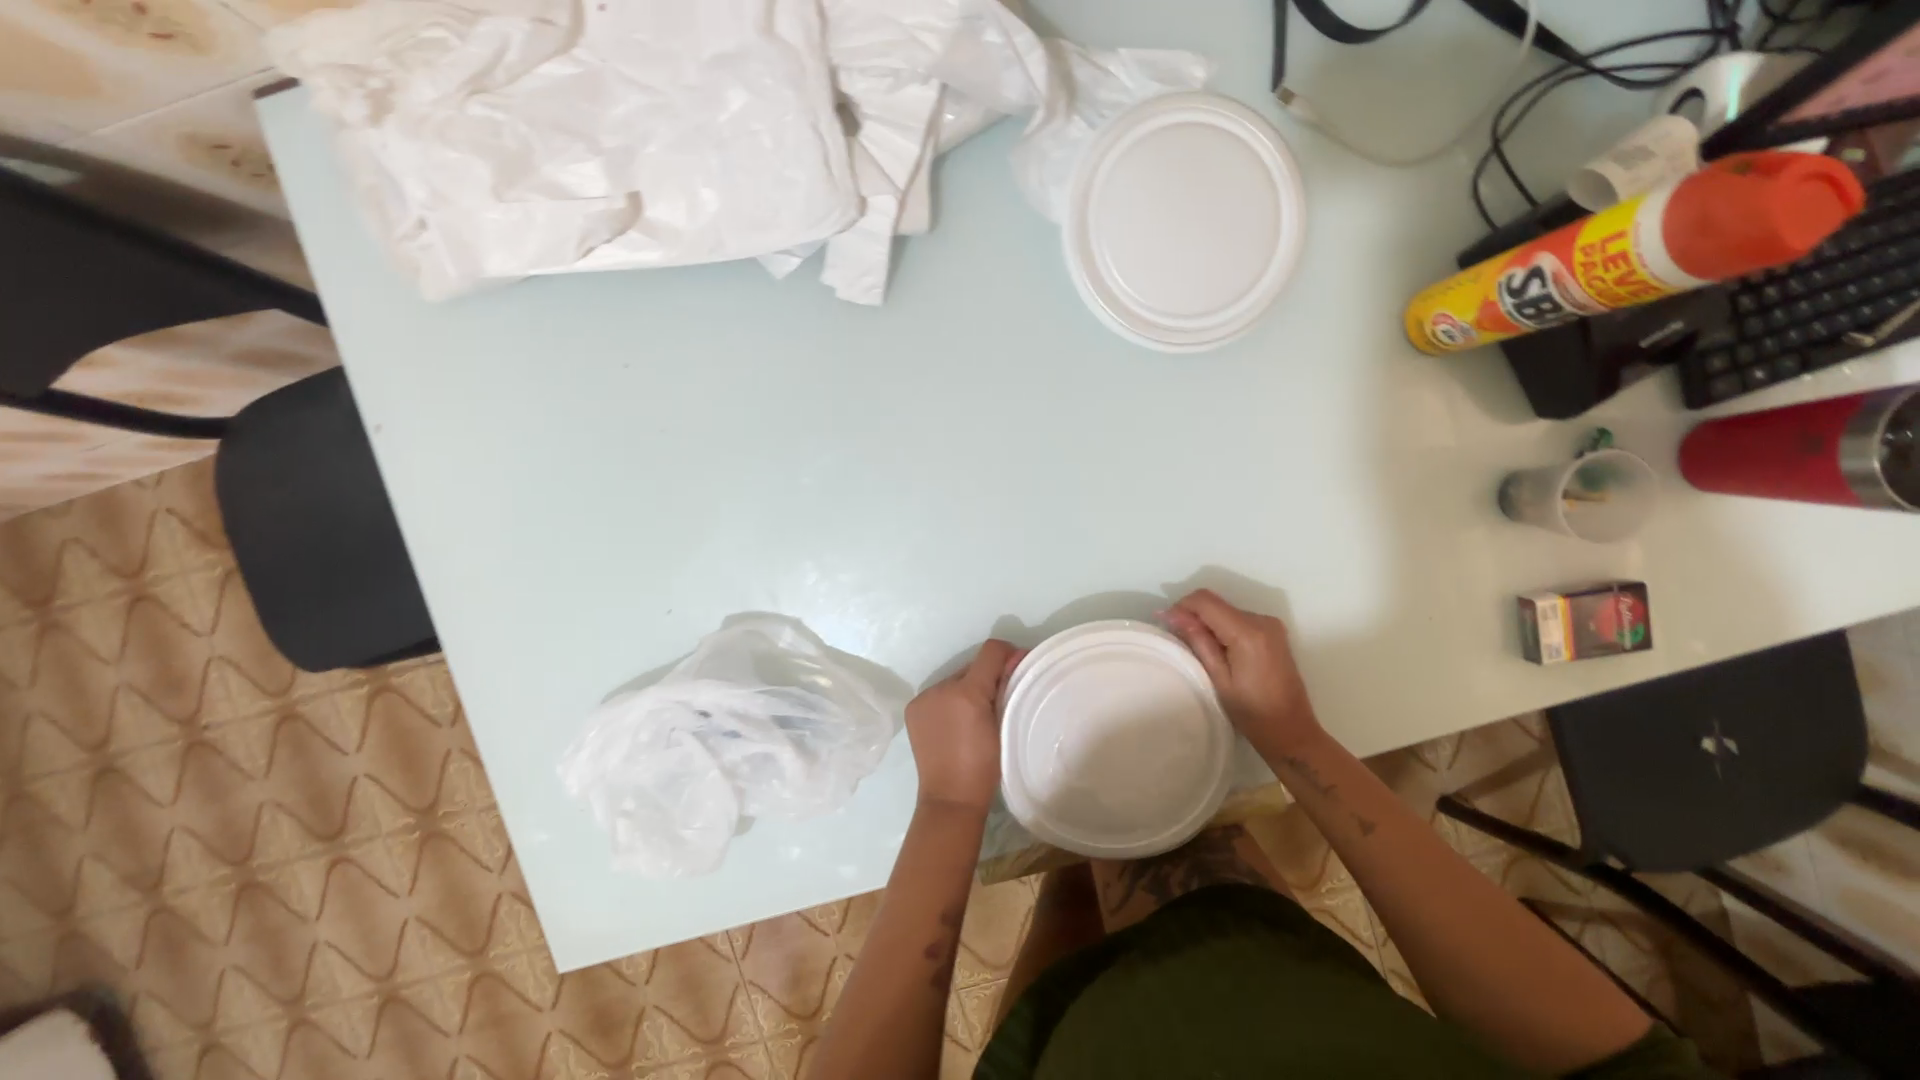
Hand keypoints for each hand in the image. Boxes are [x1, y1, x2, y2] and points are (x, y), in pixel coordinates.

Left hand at [906, 640, 1025, 815]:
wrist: (950, 798)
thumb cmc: (985, 766)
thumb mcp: (1003, 724)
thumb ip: (1006, 687)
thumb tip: (1015, 658)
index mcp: (966, 692)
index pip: (991, 651)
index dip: (1009, 655)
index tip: (1019, 668)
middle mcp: (940, 688)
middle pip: (972, 667)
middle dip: (988, 677)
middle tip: (1000, 699)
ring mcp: (923, 698)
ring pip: (955, 681)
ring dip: (968, 689)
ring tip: (977, 714)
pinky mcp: (913, 709)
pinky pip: (939, 695)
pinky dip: (950, 701)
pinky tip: (957, 722)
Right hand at [1162, 589, 1322, 753]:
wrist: (1291, 730)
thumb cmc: (1252, 712)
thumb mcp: (1219, 679)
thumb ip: (1198, 641)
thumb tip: (1173, 615)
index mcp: (1248, 632)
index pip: (1206, 601)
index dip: (1181, 606)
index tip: (1165, 623)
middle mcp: (1262, 620)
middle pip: (1217, 604)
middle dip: (1193, 615)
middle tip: (1178, 640)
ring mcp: (1271, 625)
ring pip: (1227, 610)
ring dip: (1208, 622)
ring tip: (1198, 649)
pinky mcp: (1274, 632)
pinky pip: (1240, 619)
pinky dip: (1223, 628)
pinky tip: (1218, 650)